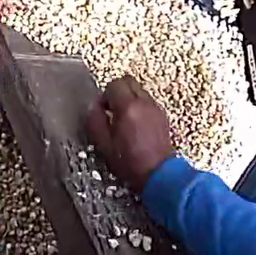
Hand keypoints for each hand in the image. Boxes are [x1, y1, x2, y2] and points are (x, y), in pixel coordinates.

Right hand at [85, 76, 176, 193]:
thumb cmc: (131, 162)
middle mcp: (144, 103)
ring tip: (124, 118)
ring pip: (139, 90)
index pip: (114, 84)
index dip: (105, 95)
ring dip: (129, 98)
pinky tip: (136, 125)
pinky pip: (148, 102)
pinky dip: (140, 106)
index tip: (102, 110)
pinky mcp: (162, 115)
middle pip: (128, 81)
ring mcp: (155, 108)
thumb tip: (93, 108)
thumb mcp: (104, 144)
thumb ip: (95, 121)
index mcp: (128, 107)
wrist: (159, 173)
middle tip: (111, 109)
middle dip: (117, 91)